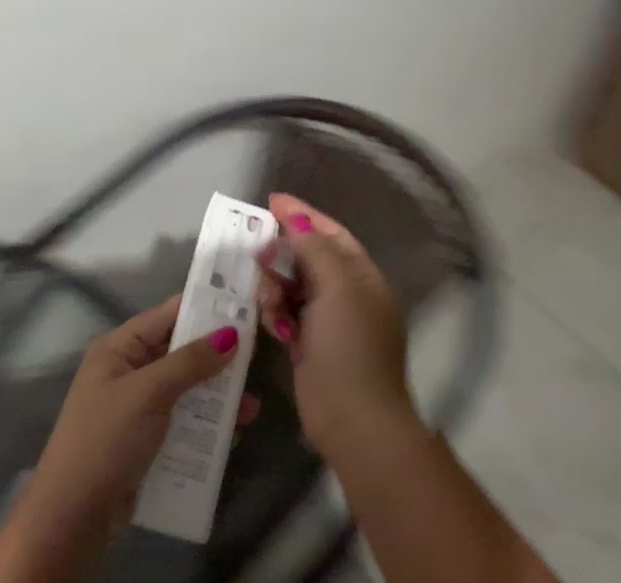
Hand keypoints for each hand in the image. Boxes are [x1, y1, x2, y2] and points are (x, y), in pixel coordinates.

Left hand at [0, 295, 253, 581]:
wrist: (74, 516)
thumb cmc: (106, 440)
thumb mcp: (148, 393)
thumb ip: (190, 362)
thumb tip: (231, 333)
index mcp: (119, 349)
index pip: (167, 315)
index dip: (204, 308)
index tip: (244, 305)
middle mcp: (129, 372)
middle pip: (181, 353)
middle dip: (218, 358)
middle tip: (259, 358)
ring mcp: (138, 408)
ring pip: (187, 391)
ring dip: (217, 397)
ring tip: (252, 408)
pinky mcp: (148, 441)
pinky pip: (184, 423)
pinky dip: (207, 426)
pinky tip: (234, 435)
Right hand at [256, 193, 417, 455]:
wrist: (354, 419)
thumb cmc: (349, 346)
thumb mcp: (336, 287)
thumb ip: (314, 248)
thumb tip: (297, 216)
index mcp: (363, 276)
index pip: (331, 233)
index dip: (302, 215)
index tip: (270, 201)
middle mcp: (348, 294)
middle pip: (307, 258)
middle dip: (282, 256)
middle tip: (258, 258)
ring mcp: (328, 322)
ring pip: (291, 286)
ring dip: (276, 289)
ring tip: (271, 305)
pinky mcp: (309, 346)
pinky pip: (286, 314)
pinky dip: (277, 314)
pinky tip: (275, 327)